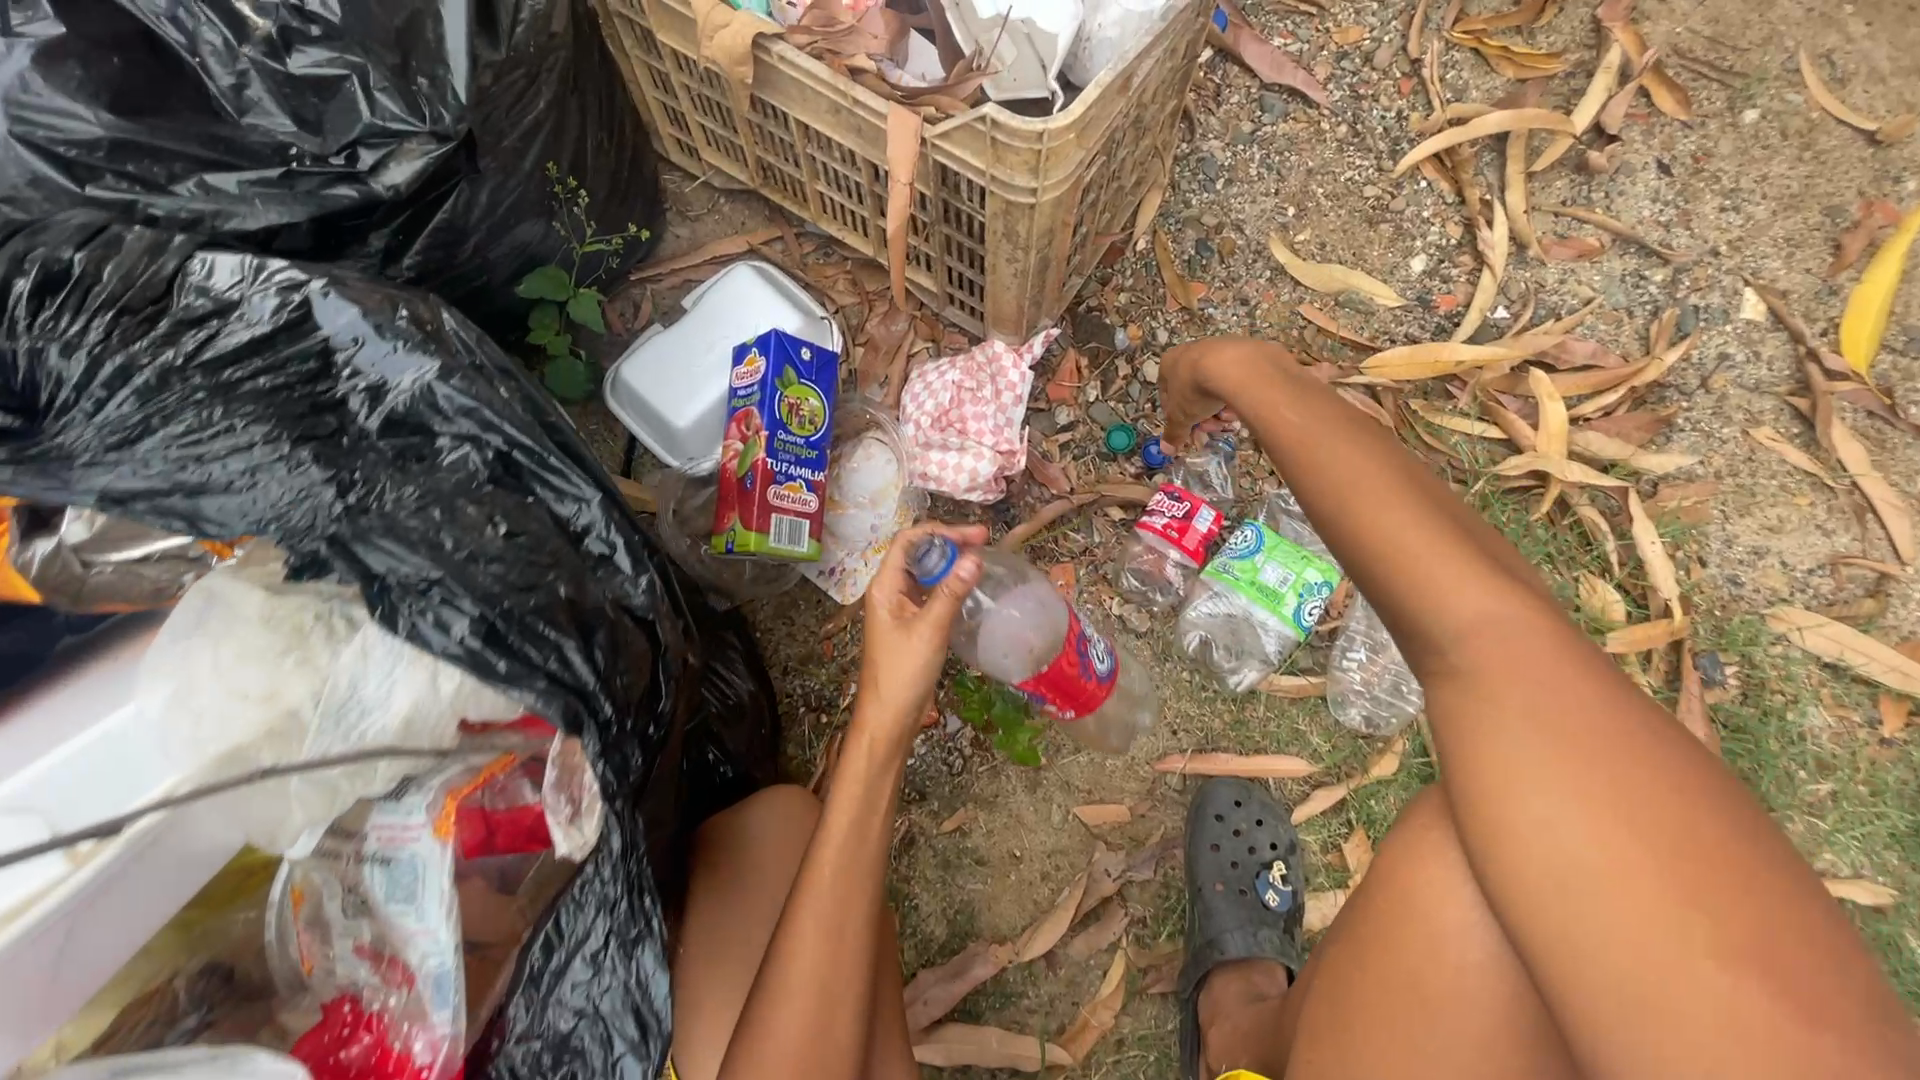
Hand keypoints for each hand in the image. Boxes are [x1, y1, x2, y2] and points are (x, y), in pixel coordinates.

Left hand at [853, 521, 987, 749]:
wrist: (889, 718)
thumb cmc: (903, 673)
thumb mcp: (930, 630)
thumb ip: (951, 592)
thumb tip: (975, 558)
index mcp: (884, 586)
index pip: (908, 541)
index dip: (941, 532)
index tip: (975, 536)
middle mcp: (890, 591)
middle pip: (918, 553)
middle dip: (949, 544)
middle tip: (984, 544)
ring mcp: (901, 608)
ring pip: (926, 574)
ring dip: (950, 564)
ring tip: (981, 561)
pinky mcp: (912, 624)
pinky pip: (931, 594)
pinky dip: (950, 586)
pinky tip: (970, 589)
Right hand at [1159, 337, 1288, 450]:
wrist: (1233, 366)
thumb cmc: (1195, 389)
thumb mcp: (1180, 417)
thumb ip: (1173, 433)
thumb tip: (1166, 450)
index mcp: (1169, 362)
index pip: (1167, 393)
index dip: (1176, 415)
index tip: (1187, 428)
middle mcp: (1190, 350)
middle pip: (1193, 390)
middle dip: (1202, 413)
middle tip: (1211, 427)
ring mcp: (1217, 346)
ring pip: (1215, 384)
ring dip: (1219, 405)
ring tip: (1229, 417)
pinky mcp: (1242, 348)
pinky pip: (1235, 376)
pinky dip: (1236, 392)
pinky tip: (1242, 403)